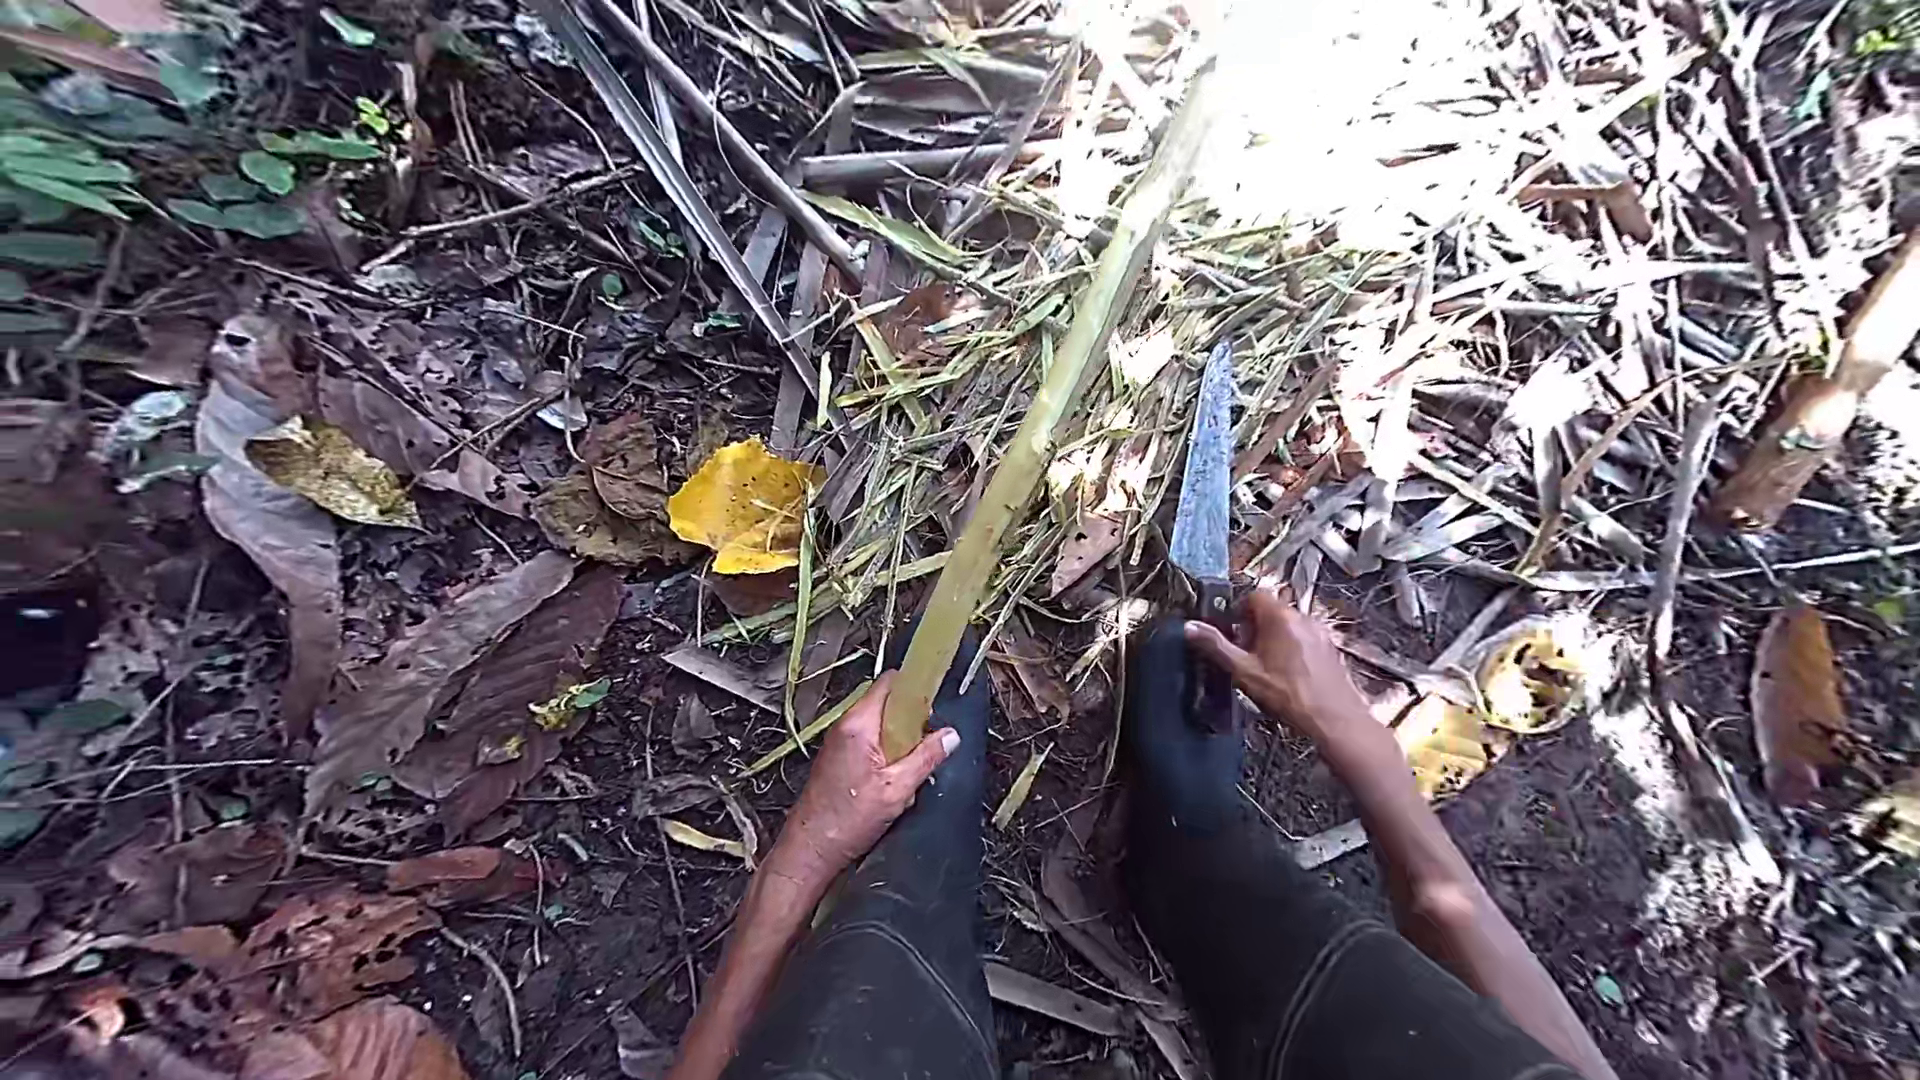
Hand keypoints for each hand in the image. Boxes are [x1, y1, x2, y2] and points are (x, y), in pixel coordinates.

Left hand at [769, 673, 959, 883]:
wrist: (809, 849)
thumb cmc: (844, 822)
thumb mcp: (896, 791)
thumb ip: (926, 758)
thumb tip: (950, 736)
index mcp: (859, 724)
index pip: (891, 682)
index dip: (915, 688)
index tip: (933, 705)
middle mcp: (846, 724)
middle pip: (888, 700)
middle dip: (911, 718)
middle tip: (922, 744)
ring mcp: (841, 737)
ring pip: (881, 720)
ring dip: (899, 736)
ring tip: (905, 766)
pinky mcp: (840, 752)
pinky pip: (871, 737)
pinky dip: (886, 749)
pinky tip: (891, 777)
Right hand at [1184, 587, 1397, 772]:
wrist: (1335, 720)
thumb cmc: (1288, 695)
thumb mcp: (1243, 671)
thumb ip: (1215, 646)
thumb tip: (1190, 627)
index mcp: (1279, 618)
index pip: (1254, 595)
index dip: (1239, 611)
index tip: (1232, 631)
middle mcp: (1303, 618)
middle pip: (1271, 610)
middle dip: (1254, 627)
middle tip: (1245, 653)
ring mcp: (1320, 633)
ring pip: (1288, 625)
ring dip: (1272, 638)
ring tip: (1264, 666)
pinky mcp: (1330, 649)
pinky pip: (1303, 638)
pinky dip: (1291, 648)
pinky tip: (1287, 674)